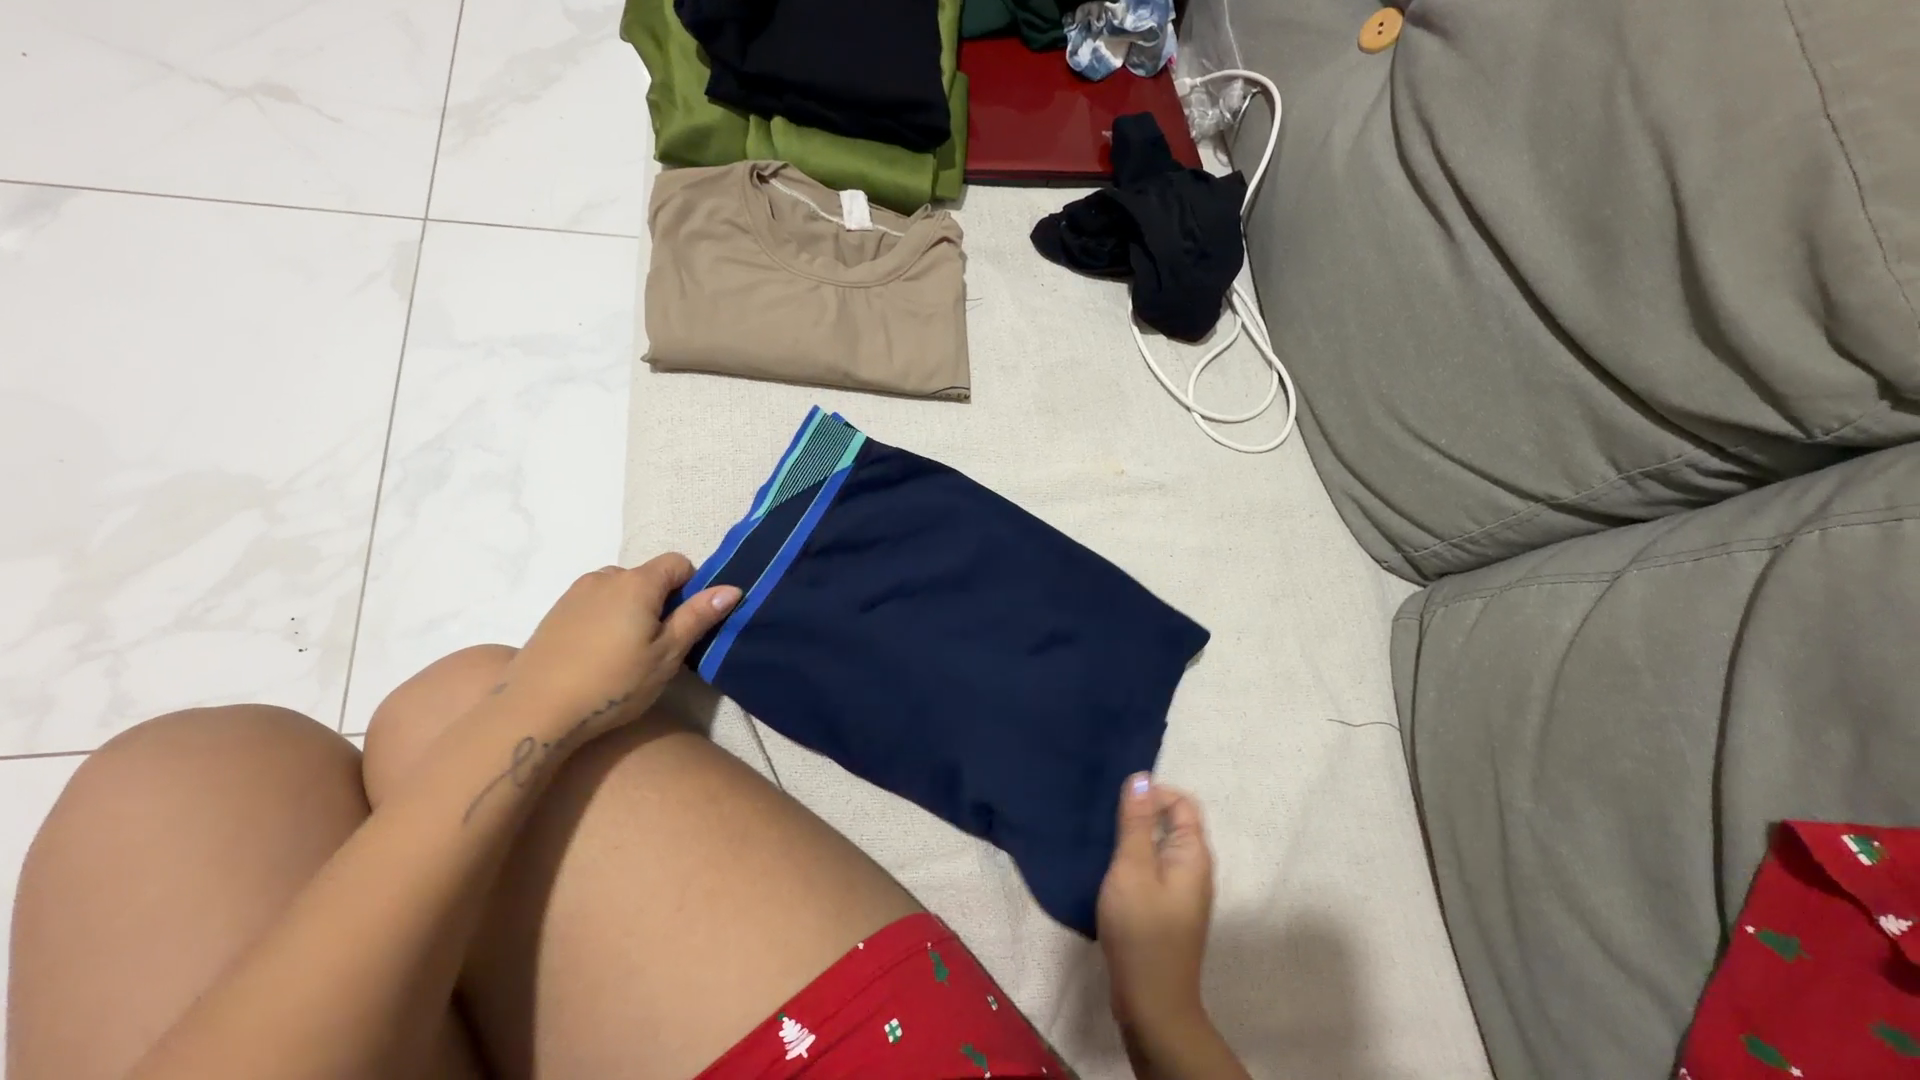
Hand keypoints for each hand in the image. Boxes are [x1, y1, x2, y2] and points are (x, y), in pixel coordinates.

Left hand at [499, 554, 739, 743]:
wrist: (534, 709)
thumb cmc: (613, 683)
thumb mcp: (666, 655)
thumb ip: (697, 617)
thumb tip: (731, 588)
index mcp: (637, 583)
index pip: (678, 563)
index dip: (691, 588)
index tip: (687, 624)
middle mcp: (604, 578)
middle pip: (646, 576)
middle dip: (660, 601)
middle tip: (658, 646)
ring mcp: (574, 593)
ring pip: (618, 590)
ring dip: (631, 610)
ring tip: (626, 652)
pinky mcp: (554, 613)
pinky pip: (594, 603)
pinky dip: (605, 619)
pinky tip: (598, 655)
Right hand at [1097, 774, 1215, 1037]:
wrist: (1152, 1002)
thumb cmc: (1142, 931)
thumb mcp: (1132, 869)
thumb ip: (1137, 823)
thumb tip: (1141, 777)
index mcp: (1194, 854)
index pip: (1182, 802)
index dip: (1152, 793)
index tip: (1117, 804)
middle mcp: (1195, 868)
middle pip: (1172, 824)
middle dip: (1140, 814)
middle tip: (1103, 820)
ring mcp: (1182, 892)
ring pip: (1160, 848)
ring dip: (1134, 840)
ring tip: (1100, 842)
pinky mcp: (1167, 911)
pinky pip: (1153, 870)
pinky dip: (1133, 863)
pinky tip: (1108, 872)